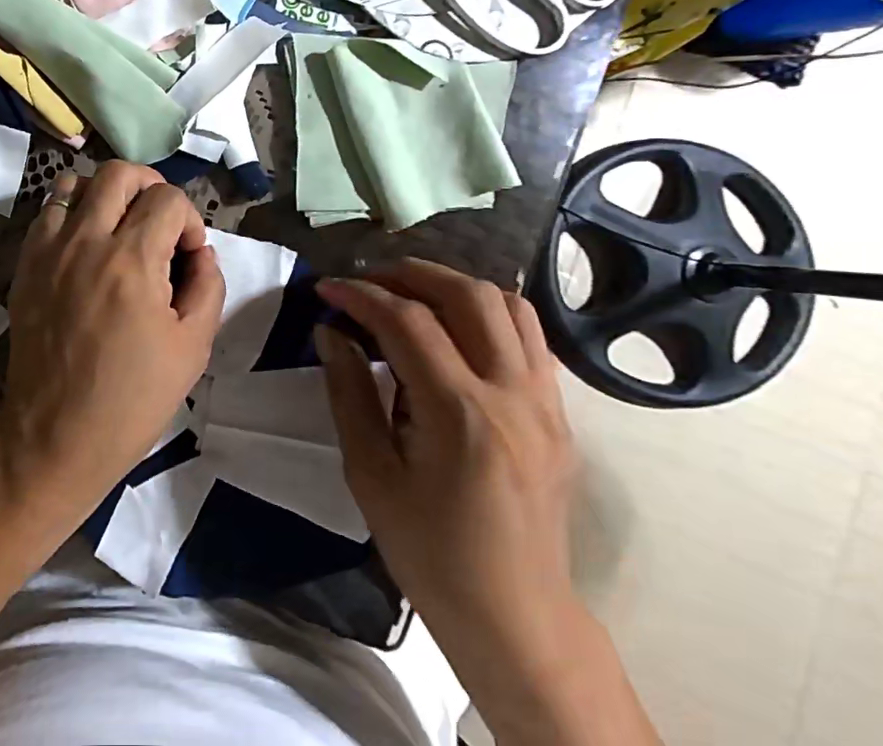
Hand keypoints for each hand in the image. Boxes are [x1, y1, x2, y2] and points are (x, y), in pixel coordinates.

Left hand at [0, 162, 226, 504]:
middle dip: (150, 186)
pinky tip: (86, 246)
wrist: (57, 429)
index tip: (188, 253)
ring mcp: (46, 250)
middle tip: (159, 221)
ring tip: (119, 226)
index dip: (189, 219)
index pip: (167, 199)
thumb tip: (199, 250)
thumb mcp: (193, 347)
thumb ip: (206, 285)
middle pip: (118, 173)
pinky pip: (46, 214)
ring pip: (73, 183)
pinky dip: (70, 214)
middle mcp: (84, 242)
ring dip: (104, 193)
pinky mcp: (24, 265)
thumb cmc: (132, 397)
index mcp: (131, 261)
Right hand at [314, 259, 580, 670]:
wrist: (511, 607)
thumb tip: (331, 333)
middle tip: (364, 281)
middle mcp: (514, 395)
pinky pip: (529, 338)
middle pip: (470, 297)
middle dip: (409, 275)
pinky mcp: (558, 415)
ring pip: (511, 308)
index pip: (408, 322)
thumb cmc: (425, 543)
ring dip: (452, 287)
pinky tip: (449, 329)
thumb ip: (350, 392)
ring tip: (405, 294)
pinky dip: (486, 314)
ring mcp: (547, 403)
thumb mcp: (369, 470)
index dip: (360, 295)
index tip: (324, 289)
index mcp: (460, 412)